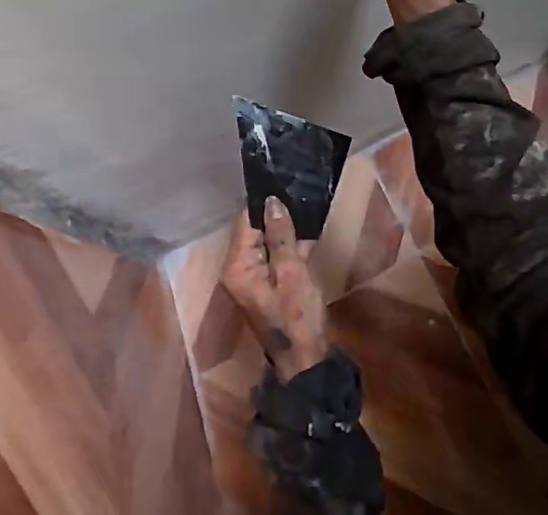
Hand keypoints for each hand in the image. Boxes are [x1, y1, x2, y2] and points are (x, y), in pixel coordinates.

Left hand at [221, 196, 328, 378]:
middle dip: (278, 217)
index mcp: (237, 266)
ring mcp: (252, 278)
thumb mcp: (291, 272)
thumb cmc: (297, 317)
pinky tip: (310, 235)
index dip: (265, 204)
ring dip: (287, 232)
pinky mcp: (266, 285)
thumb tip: (272, 201)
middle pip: (255, 231)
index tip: (286, 185)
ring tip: (308, 208)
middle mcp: (238, 269)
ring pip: (268, 243)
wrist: (306, 363)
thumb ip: (280, 235)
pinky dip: (290, 249)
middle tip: (301, 195)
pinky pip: (275, 258)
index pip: (246, 222)